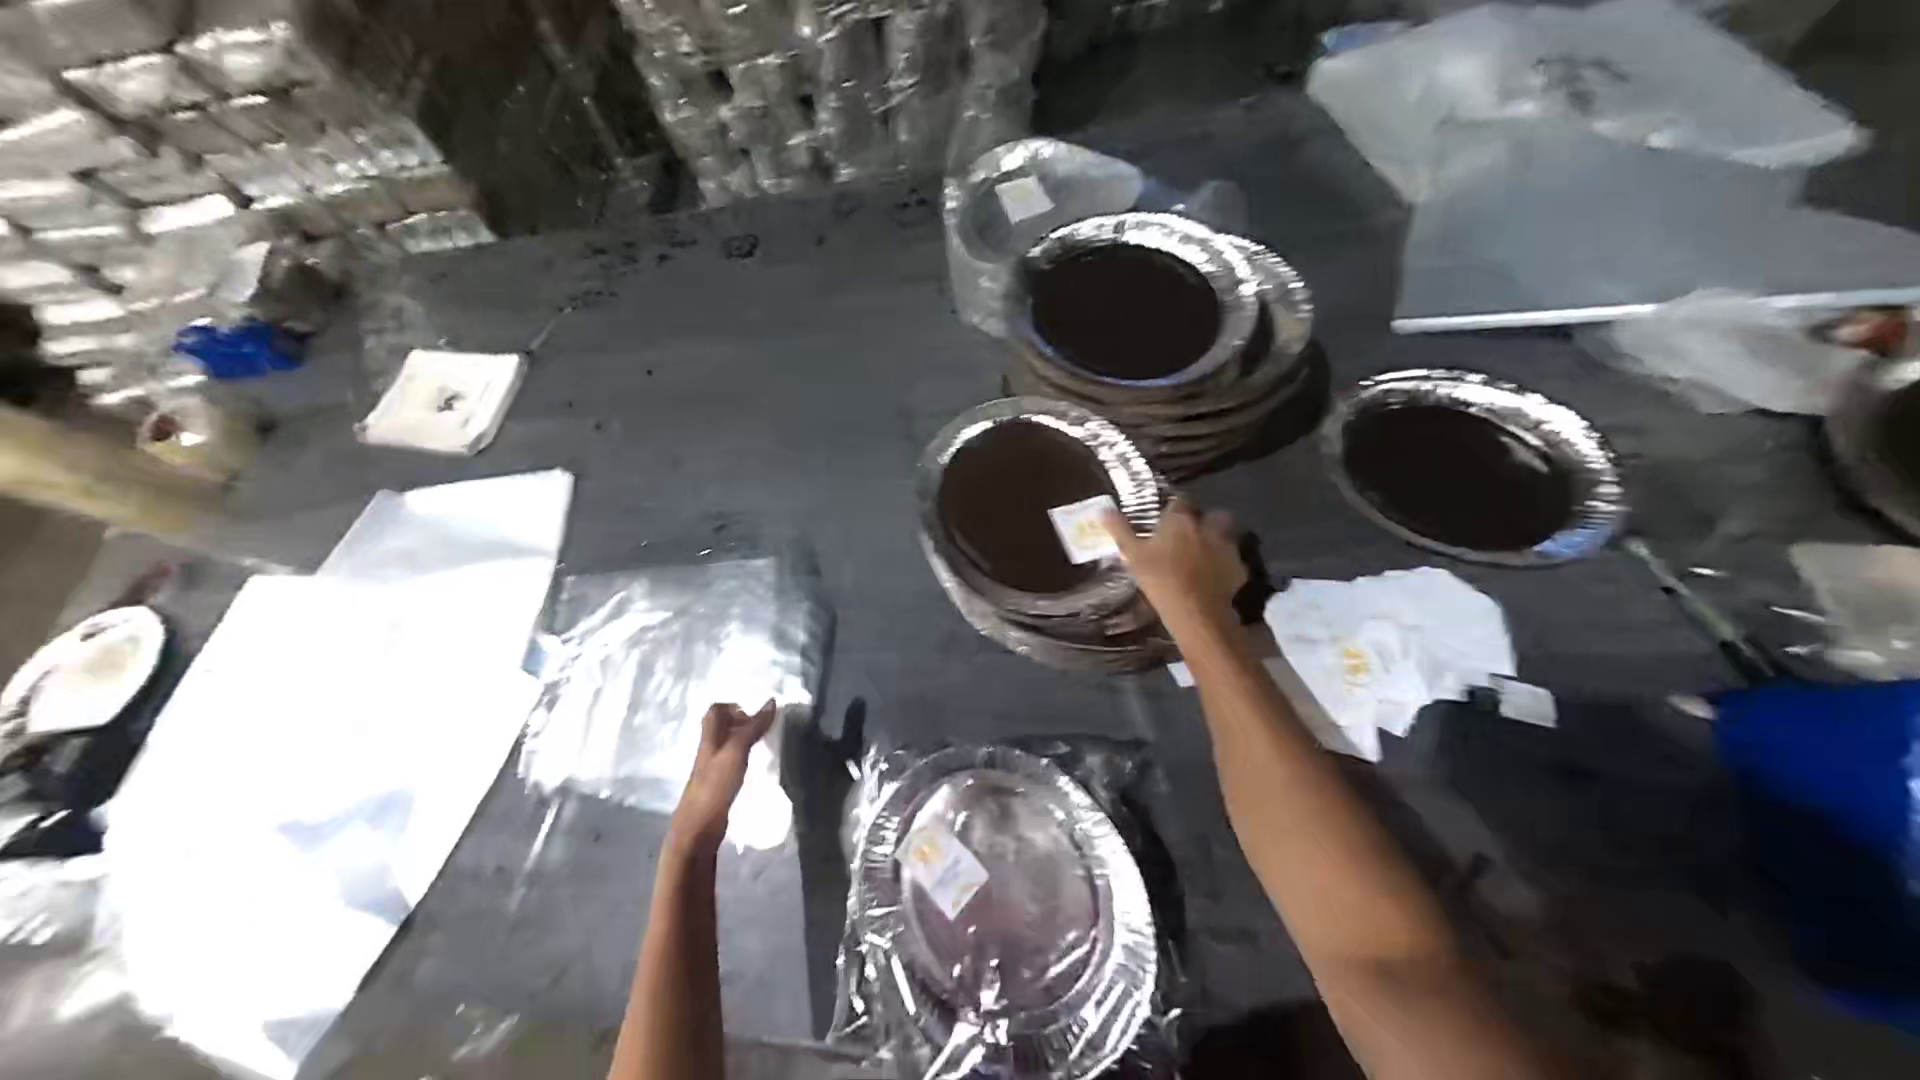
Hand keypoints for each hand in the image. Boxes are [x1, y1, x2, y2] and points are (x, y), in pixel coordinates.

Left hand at [668, 700, 776, 852]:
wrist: (698, 828)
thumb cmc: (715, 785)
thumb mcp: (736, 751)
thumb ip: (752, 727)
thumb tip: (772, 701)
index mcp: (709, 738)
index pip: (716, 710)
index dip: (735, 707)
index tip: (756, 716)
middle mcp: (709, 749)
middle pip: (722, 726)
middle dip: (743, 722)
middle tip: (764, 729)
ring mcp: (712, 768)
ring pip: (728, 743)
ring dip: (745, 739)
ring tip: (765, 743)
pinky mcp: (718, 784)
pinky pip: (732, 760)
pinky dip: (745, 756)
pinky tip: (757, 764)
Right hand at [1102, 497, 1246, 631]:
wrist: (1195, 611)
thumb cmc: (1159, 578)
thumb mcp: (1132, 554)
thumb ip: (1120, 530)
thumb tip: (1102, 510)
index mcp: (1180, 519)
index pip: (1179, 501)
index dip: (1173, 509)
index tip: (1165, 519)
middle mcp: (1207, 526)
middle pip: (1211, 515)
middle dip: (1203, 521)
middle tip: (1189, 535)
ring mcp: (1226, 546)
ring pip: (1225, 535)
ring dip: (1216, 541)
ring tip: (1203, 556)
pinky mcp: (1238, 568)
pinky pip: (1232, 560)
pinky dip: (1224, 565)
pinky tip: (1214, 577)